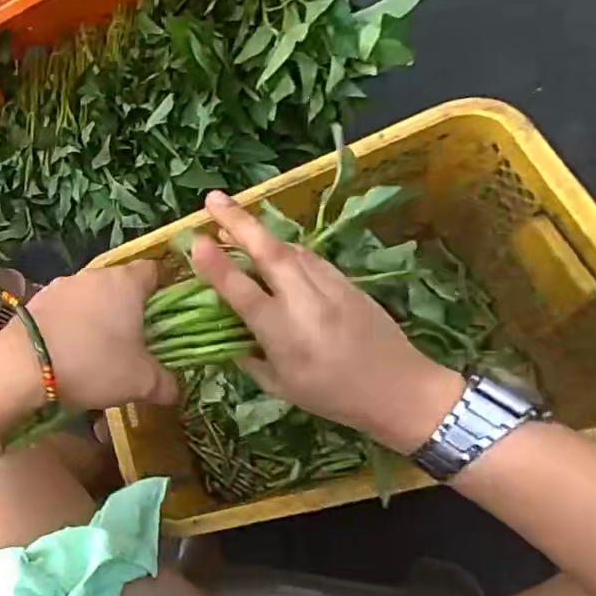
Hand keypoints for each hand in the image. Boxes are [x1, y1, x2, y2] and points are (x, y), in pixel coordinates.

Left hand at [21, 261, 179, 410]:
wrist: (24, 365)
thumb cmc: (93, 364)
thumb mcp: (141, 382)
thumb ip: (166, 383)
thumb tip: (174, 388)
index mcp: (126, 282)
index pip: (154, 271)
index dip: (163, 291)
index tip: (164, 319)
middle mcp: (95, 274)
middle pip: (121, 284)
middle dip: (129, 309)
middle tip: (134, 342)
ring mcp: (63, 284)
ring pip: (91, 296)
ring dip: (98, 316)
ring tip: (98, 350)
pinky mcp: (38, 298)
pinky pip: (66, 308)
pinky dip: (72, 323)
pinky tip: (70, 350)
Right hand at [190, 192, 465, 450]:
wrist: (401, 390)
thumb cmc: (332, 397)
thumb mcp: (279, 387)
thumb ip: (248, 358)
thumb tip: (226, 334)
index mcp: (282, 333)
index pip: (241, 291)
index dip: (215, 265)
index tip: (194, 241)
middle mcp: (305, 303)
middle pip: (269, 251)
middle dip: (238, 221)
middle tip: (212, 198)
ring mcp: (330, 287)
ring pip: (289, 248)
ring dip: (259, 230)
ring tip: (233, 218)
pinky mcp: (347, 282)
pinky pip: (309, 256)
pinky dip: (285, 247)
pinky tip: (272, 247)